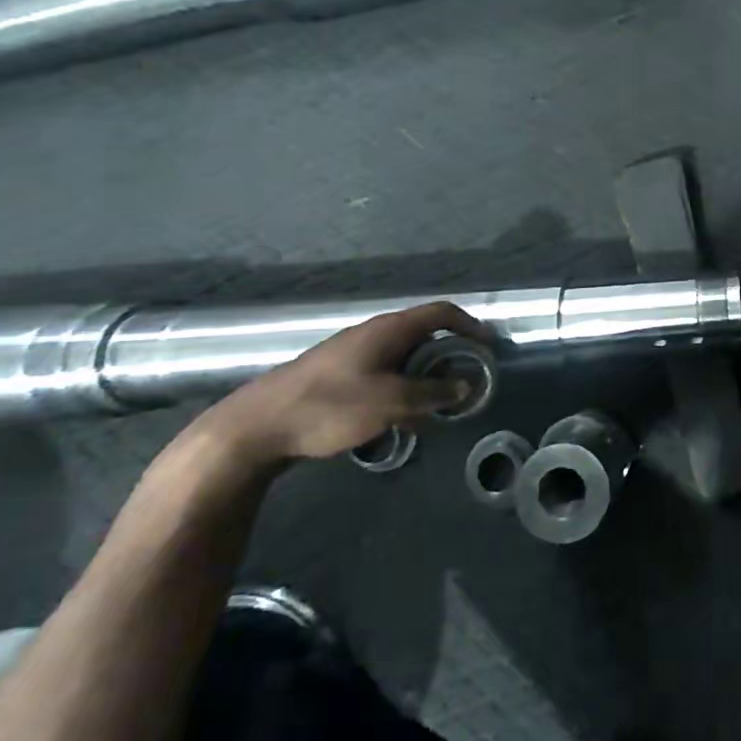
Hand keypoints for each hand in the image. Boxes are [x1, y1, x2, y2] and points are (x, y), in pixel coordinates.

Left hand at [202, 302, 491, 465]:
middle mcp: (372, 334)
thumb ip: (433, 393)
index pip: (441, 312)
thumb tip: (465, 386)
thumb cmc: (329, 407)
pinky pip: (382, 372)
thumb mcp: (391, 403)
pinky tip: (397, 416)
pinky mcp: (335, 375)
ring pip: (402, 356)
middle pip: (423, 334)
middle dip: (449, 355)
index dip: (470, 324)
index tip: (487, 346)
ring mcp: (351, 354)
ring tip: (435, 404)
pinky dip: (401, 386)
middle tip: (465, 380)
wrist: (253, 429)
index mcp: (388, 330)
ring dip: (425, 375)